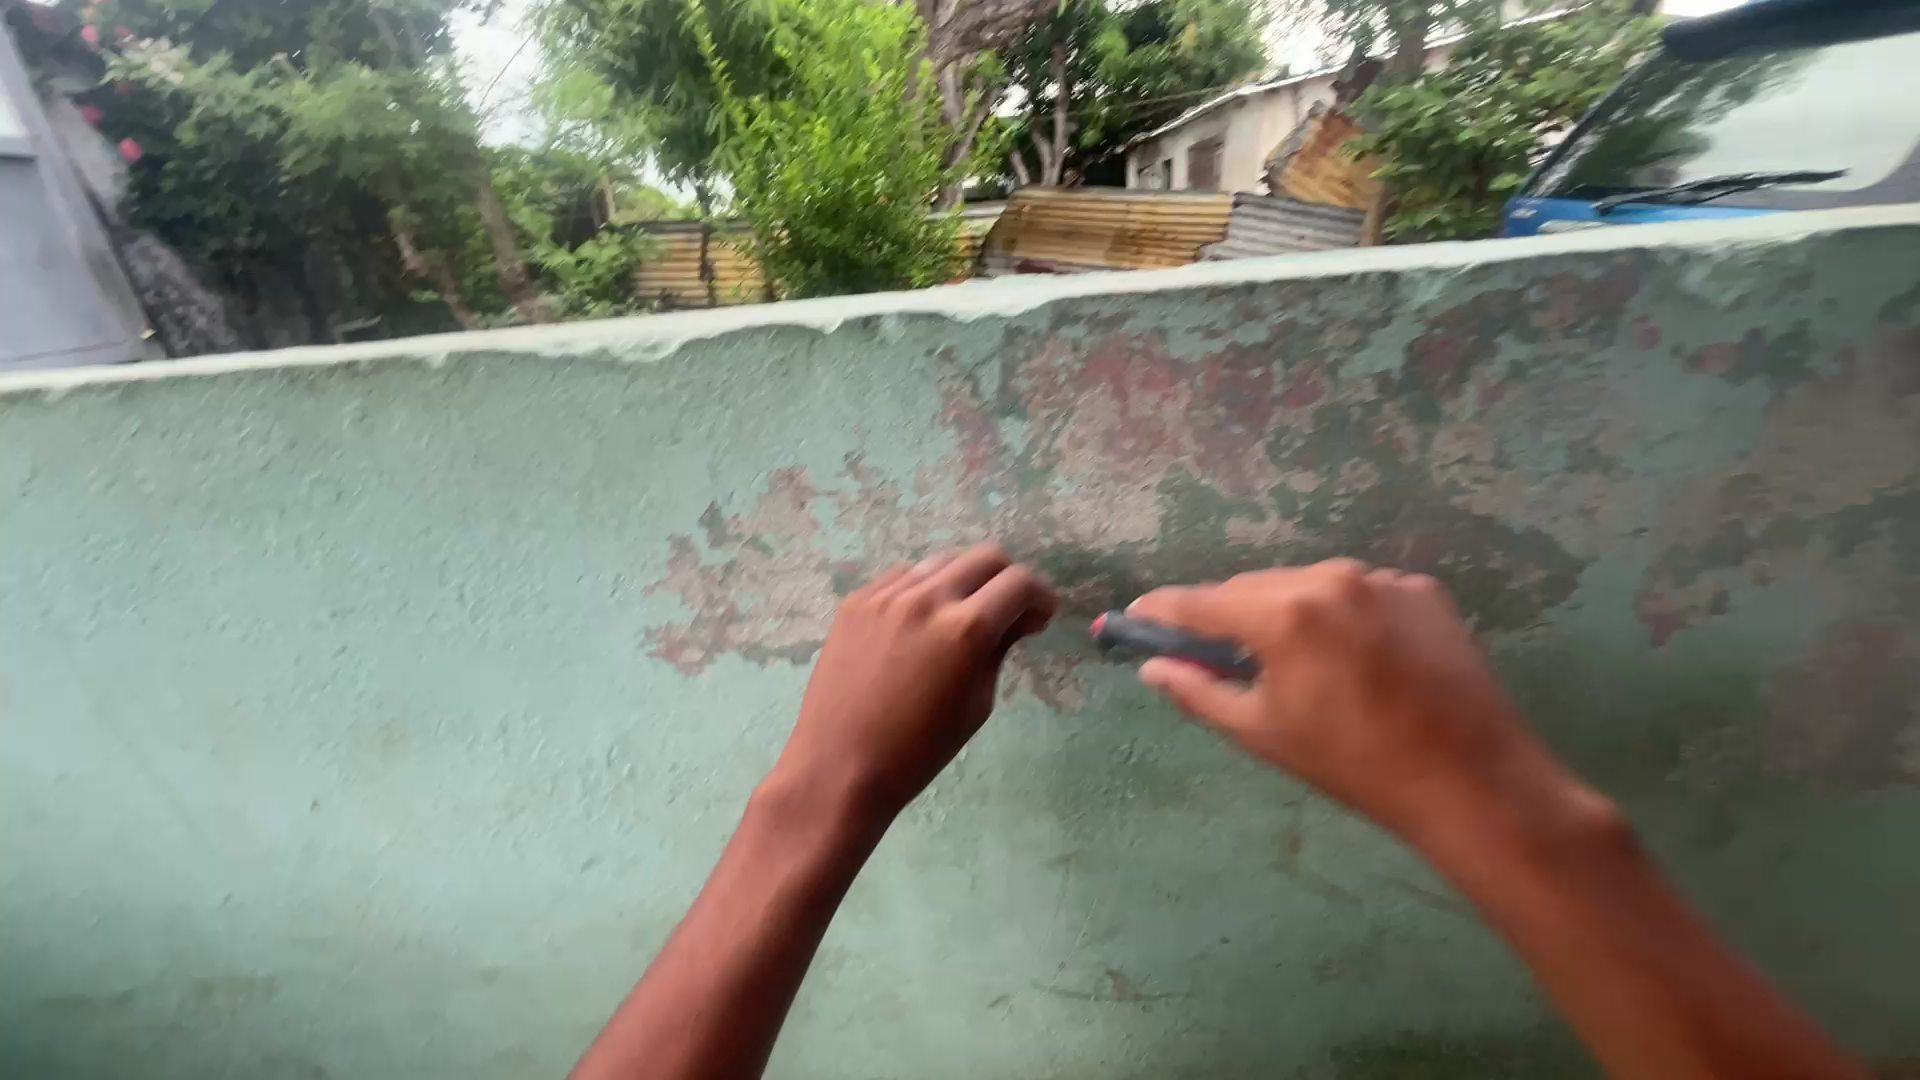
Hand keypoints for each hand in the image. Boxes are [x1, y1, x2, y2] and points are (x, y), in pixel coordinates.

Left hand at [773, 544, 1056, 819]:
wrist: (839, 765)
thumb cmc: (919, 749)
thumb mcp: (977, 702)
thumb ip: (999, 648)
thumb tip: (1017, 618)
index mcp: (966, 629)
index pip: (1020, 583)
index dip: (1040, 597)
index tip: (1040, 617)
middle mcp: (928, 598)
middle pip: (986, 557)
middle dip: (1007, 580)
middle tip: (1007, 612)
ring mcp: (886, 594)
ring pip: (942, 561)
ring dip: (964, 581)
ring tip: (959, 615)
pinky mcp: (857, 600)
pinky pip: (903, 576)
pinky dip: (924, 589)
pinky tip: (918, 622)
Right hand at [1128, 559, 1576, 838]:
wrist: (1473, 784)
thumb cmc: (1352, 764)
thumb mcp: (1261, 732)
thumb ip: (1196, 691)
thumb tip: (1150, 668)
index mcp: (1282, 616)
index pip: (1200, 603)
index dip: (1161, 610)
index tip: (1135, 615)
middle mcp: (1327, 579)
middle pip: (1251, 588)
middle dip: (1225, 615)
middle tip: (1215, 650)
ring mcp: (1379, 579)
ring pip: (1303, 584)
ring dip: (1282, 611)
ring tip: (1291, 656)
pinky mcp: (1420, 589)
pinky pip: (1355, 591)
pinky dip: (1337, 614)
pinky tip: (1352, 653)